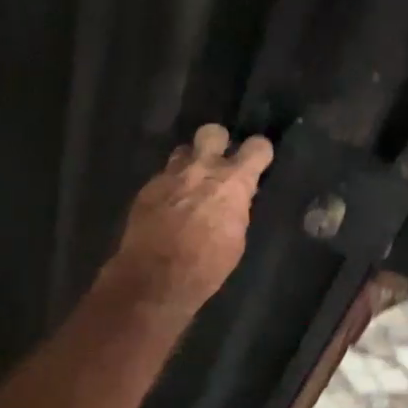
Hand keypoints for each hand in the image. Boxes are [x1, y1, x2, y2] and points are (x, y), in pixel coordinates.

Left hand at [103, 124, 274, 314]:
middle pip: (212, 131)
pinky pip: (163, 176)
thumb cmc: (206, 264)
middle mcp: (201, 168)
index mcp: (232, 181)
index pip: (257, 147)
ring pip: (183, 151)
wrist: (155, 275)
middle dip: (218, 143)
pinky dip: (170, 186)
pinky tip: (168, 206)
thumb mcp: (235, 239)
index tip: (258, 163)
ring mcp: (170, 174)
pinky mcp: (147, 187)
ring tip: (190, 185)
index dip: (259, 153)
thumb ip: (236, 209)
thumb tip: (233, 200)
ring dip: (190, 164)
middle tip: (218, 163)